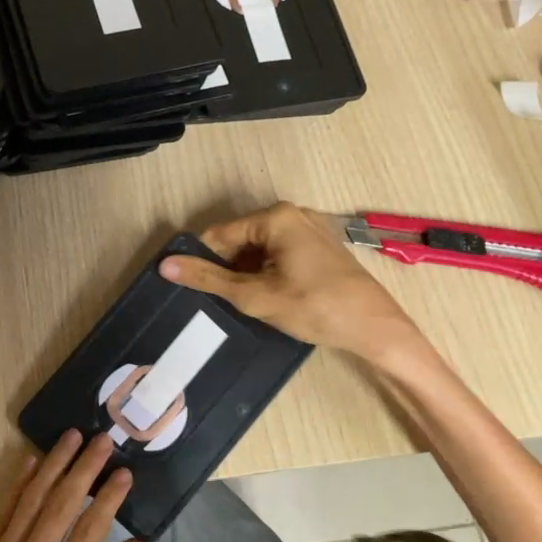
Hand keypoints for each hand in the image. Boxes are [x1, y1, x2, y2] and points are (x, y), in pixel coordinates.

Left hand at [0, 431, 142, 541]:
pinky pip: (2, 511)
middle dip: (82, 471)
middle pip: (57, 510)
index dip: (107, 501)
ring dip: (52, 466)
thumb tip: (137, 540)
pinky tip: (34, 460)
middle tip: (102, 441)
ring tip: (71, 437)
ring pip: (28, 503)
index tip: (124, 474)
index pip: (87, 537)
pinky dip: (18, 483)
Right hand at [160, 202, 427, 366]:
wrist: (375, 328)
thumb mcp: (254, 296)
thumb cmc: (315, 308)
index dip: (203, 262)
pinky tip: (270, 298)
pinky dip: (267, 273)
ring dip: (247, 274)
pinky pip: (278, 254)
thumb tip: (165, 265)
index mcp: (275, 217)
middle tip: (225, 302)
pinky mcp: (319, 247)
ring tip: (247, 304)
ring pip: (258, 249)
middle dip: (227, 269)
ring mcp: (309, 229)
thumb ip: (208, 279)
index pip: (219, 235)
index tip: (194, 290)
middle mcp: (292, 214)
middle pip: (239, 239)